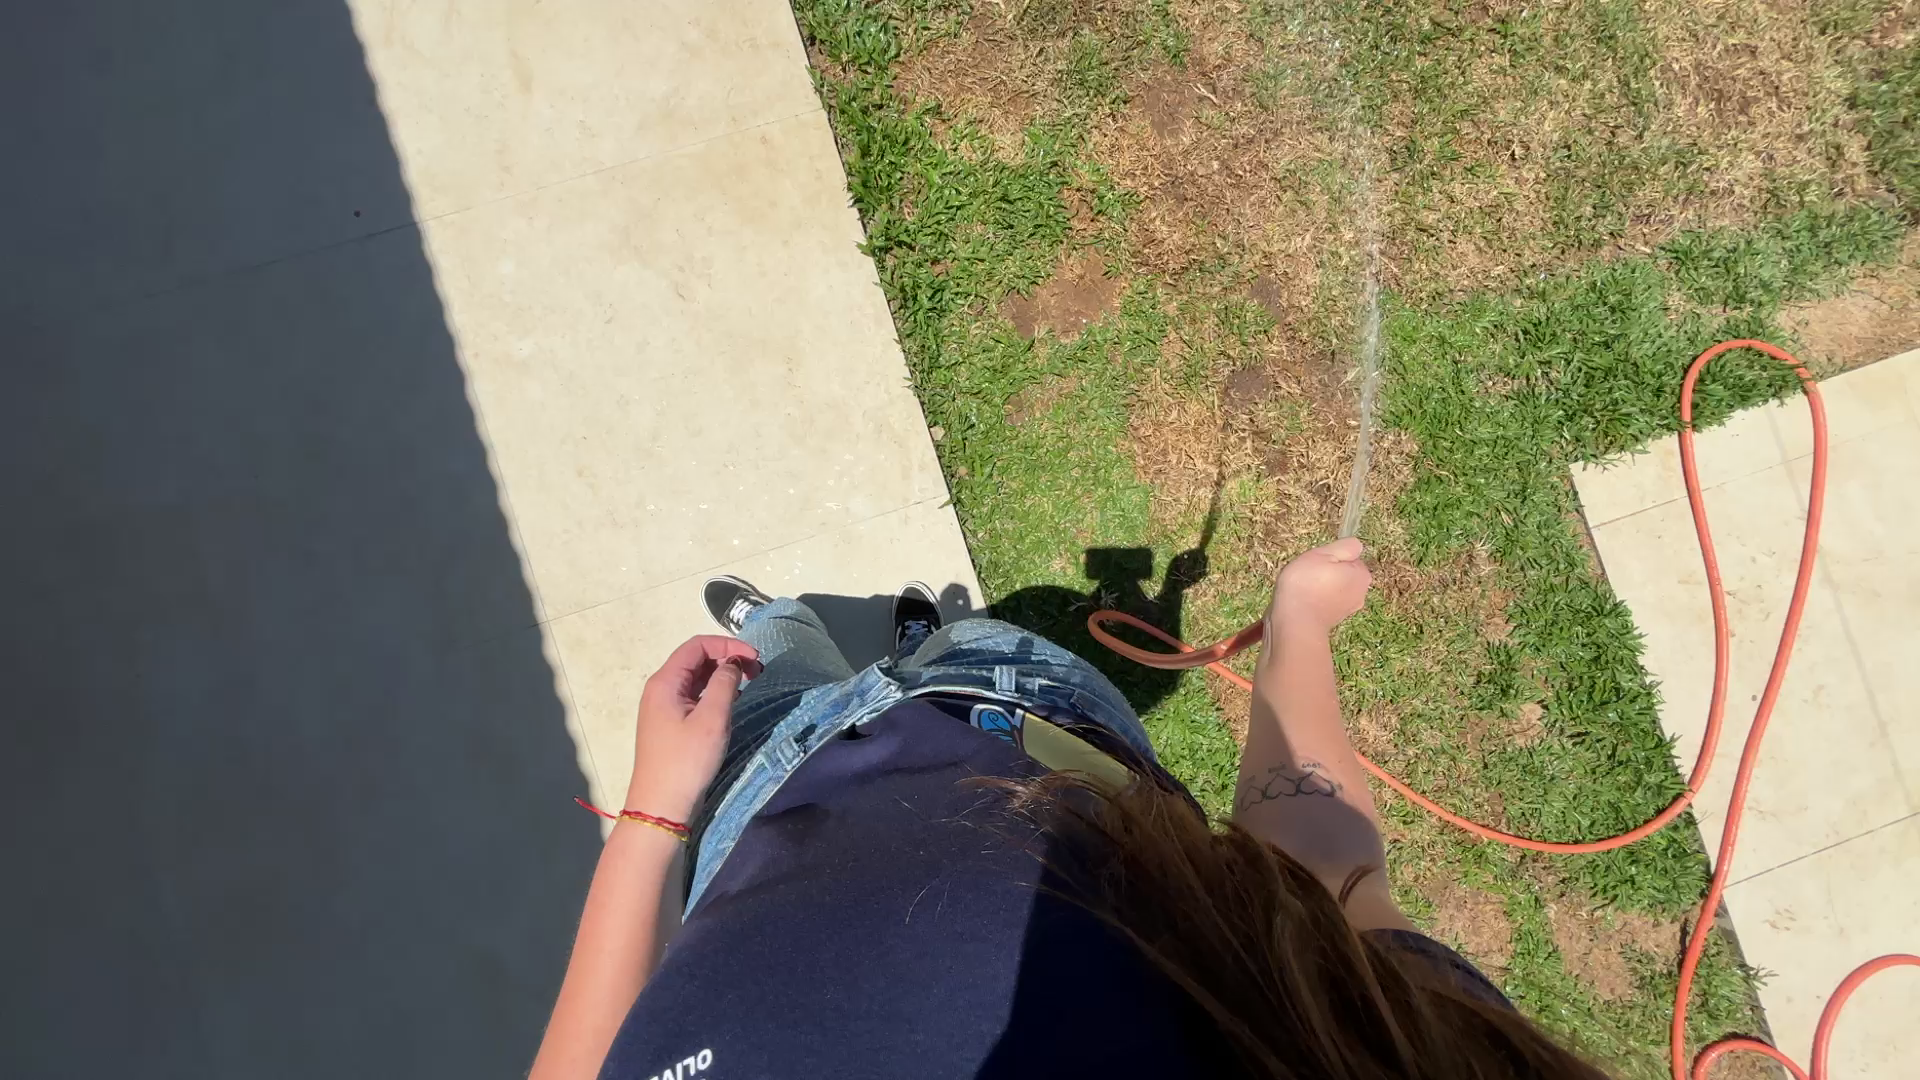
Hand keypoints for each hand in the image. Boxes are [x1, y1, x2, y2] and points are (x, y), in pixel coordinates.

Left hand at [625, 636, 762, 821]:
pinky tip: (732, 701)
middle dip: (728, 657)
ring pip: (696, 677)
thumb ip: (724, 683)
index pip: (697, 646)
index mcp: (665, 682)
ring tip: (749, 683)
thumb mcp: (712, 718)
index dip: (728, 645)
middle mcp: (661, 689)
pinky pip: (695, 695)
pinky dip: (715, 691)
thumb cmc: (686, 760)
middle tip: (757, 671)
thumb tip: (733, 664)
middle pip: (696, 659)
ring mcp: (664, 706)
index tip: (755, 659)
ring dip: (723, 674)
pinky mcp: (671, 722)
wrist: (661, 806)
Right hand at [1270, 537, 1370, 636]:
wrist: (1295, 622)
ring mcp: (1347, 609)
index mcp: (1361, 575)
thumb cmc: (1306, 584)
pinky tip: (1301, 601)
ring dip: (1320, 587)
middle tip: (1307, 574)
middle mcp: (1360, 593)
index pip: (1350, 558)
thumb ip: (1344, 547)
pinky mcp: (1332, 621)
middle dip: (1327, 573)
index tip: (1317, 563)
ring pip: (1333, 589)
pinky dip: (1315, 601)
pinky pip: (1324, 602)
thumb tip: (1356, 546)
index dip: (1332, 558)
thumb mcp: (1323, 554)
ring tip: (1302, 589)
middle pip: (1342, 574)